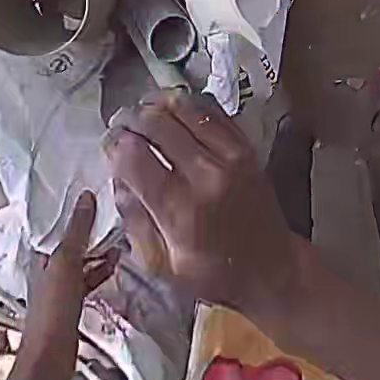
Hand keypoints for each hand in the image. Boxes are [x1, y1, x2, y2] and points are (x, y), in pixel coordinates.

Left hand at [7, 191, 116, 379]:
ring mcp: (60, 282)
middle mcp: (48, 263)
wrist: (49, 360)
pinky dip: (101, 267)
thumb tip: (85, 197)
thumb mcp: (66, 263)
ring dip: (98, 246)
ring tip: (120, 232)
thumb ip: (76, 231)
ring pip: (82, 255)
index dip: (72, 206)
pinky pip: (88, 275)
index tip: (93, 188)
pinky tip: (116, 262)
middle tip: (112, 208)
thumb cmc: (53, 308)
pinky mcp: (72, 299)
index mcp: (40, 252)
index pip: (55, 220)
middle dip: (89, 224)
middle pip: (70, 236)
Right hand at [104, 91, 303, 317]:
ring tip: (144, 113)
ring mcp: (231, 155)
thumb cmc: (212, 274)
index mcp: (181, 210)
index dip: (113, 144)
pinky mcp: (246, 146)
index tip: (108, 144)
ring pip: (184, 107)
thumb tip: (117, 177)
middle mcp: (206, 174)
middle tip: (121, 124)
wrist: (272, 269)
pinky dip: (187, 105)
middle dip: (130, 119)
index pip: (134, 156)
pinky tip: (174, 112)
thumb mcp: (162, 264)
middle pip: (156, 123)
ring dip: (157, 105)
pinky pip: (211, 110)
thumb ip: (134, 219)